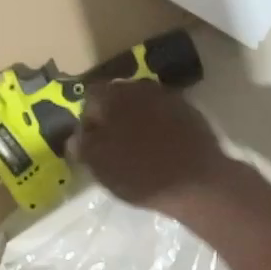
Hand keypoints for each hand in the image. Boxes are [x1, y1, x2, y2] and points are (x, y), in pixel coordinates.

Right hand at [74, 81, 234, 208]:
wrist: (196, 181)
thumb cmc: (139, 174)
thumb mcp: (100, 166)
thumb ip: (82, 147)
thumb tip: (74, 137)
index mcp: (113, 97)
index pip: (88, 98)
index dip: (86, 121)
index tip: (88, 143)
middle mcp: (140, 88)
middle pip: (116, 97)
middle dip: (110, 117)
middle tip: (109, 145)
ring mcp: (167, 96)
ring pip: (140, 105)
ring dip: (133, 120)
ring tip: (133, 147)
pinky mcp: (188, 110)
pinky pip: (162, 113)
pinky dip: (155, 126)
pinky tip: (156, 147)